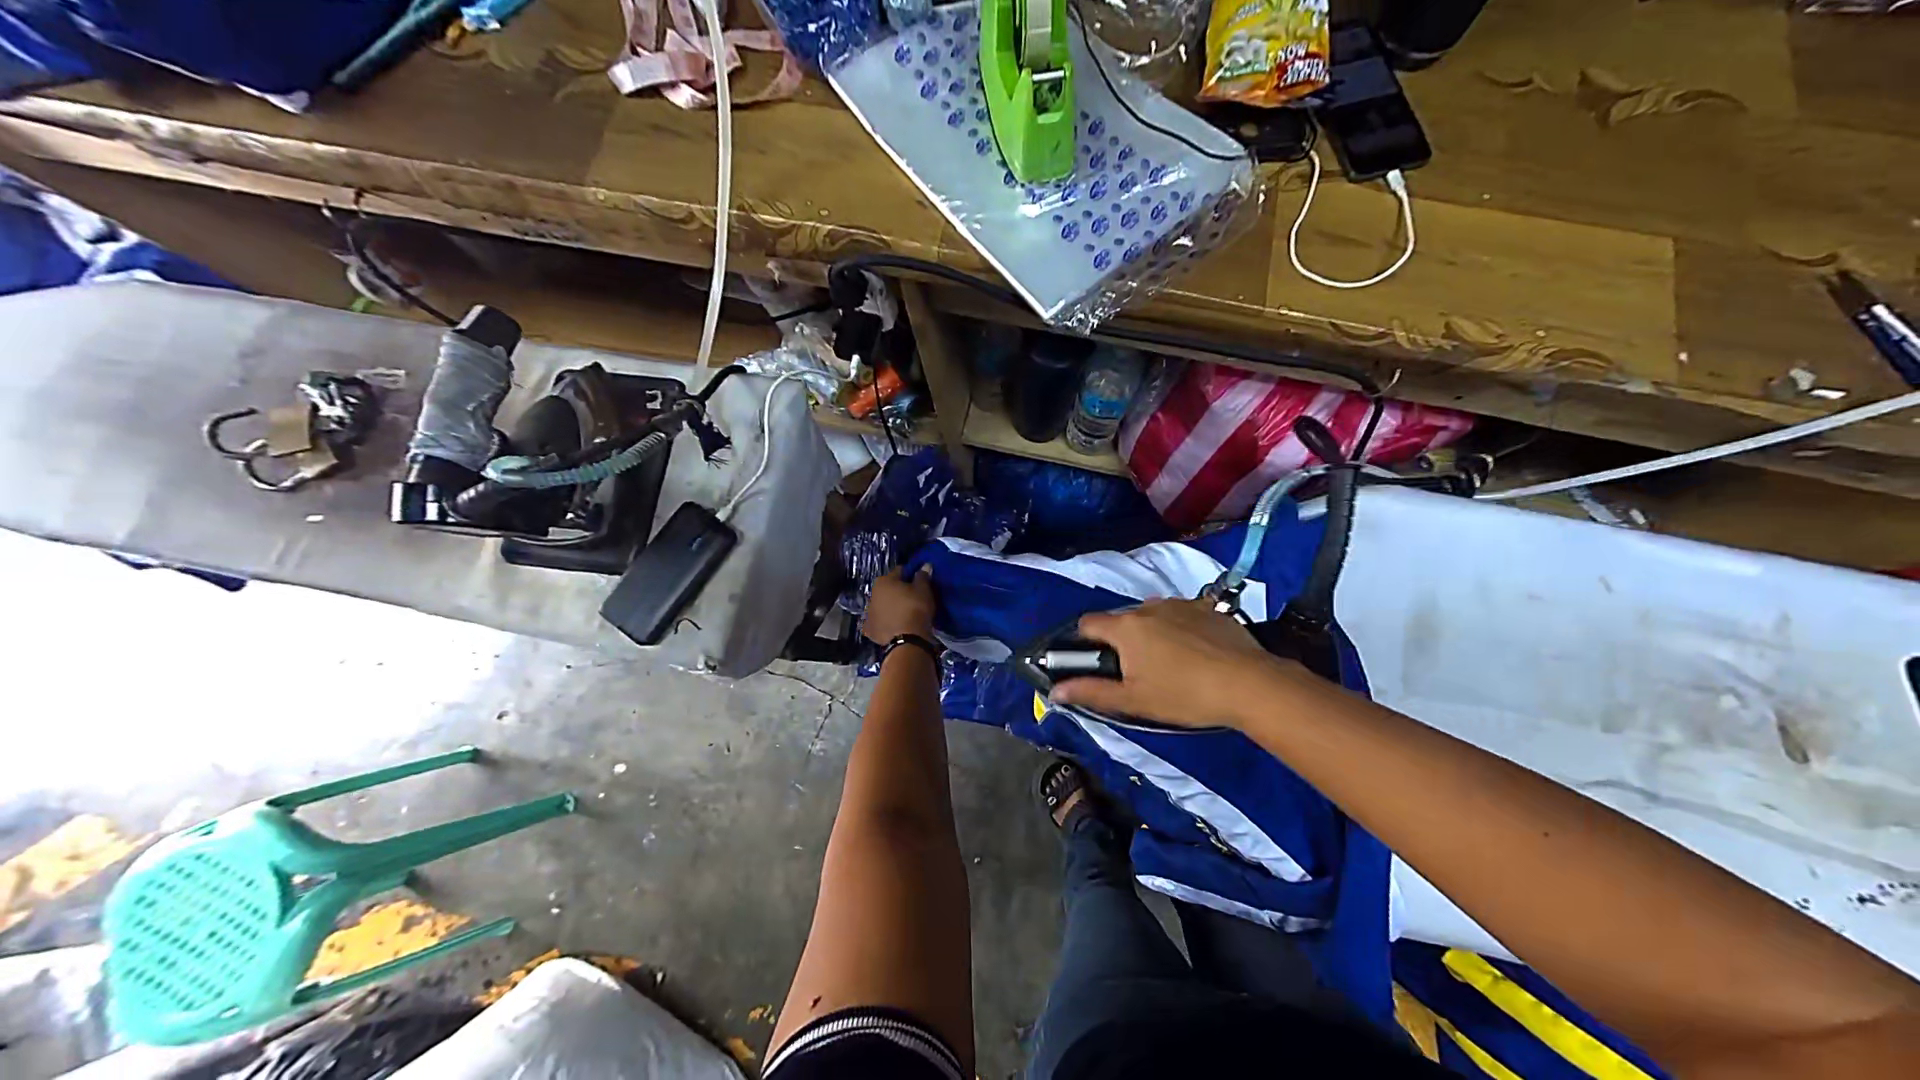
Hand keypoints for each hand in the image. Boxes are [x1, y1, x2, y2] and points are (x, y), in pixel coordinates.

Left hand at [863, 566, 935, 644]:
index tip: (920, 582)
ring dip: (890, 607)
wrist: (908, 640)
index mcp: (883, 581)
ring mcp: (868, 614)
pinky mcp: (870, 631)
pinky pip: (878, 623)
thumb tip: (924, 565)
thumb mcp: (924, 589)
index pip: (900, 571)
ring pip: (882, 606)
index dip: (911, 575)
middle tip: (913, 599)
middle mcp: (872, 594)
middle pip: (888, 589)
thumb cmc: (915, 608)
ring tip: (904, 614)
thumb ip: (923, 576)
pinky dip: (884, 623)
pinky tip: (893, 627)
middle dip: (898, 592)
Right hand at [1050, 598, 1301, 729]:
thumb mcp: (1134, 700)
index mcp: (1125, 627)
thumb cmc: (1184, 695)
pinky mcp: (1208, 607)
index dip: (1085, 643)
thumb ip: (1091, 692)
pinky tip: (1196, 655)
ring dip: (1151, 634)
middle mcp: (1148, 606)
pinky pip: (1181, 615)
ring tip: (1170, 665)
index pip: (1088, 624)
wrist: (1249, 684)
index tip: (1095, 664)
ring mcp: (1180, 604)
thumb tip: (1055, 690)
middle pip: (1121, 621)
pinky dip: (1179, 630)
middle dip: (1122, 642)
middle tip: (1137, 674)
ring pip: (1152, 616)